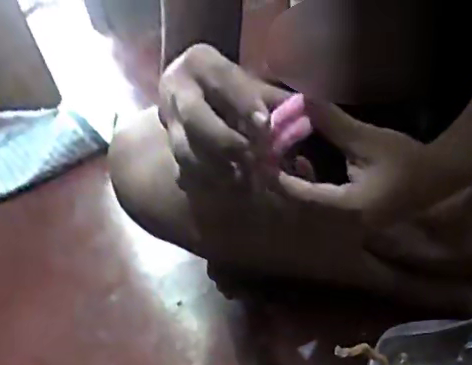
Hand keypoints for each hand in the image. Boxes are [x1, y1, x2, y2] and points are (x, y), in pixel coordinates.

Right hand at [159, 44, 289, 191]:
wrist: (197, 101)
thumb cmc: (237, 96)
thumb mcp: (255, 89)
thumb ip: (276, 104)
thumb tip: (302, 121)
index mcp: (201, 64)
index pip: (223, 82)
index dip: (244, 105)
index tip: (265, 127)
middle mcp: (176, 91)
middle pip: (196, 119)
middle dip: (227, 143)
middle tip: (254, 159)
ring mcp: (169, 126)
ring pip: (187, 153)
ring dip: (219, 171)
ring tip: (247, 182)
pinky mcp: (171, 155)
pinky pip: (187, 176)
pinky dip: (210, 186)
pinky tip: (232, 192)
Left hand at [277, 100, 441, 225]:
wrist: (434, 179)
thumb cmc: (403, 159)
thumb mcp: (366, 139)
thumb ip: (332, 123)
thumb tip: (302, 99)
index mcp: (347, 208)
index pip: (302, 197)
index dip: (279, 177)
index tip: (262, 157)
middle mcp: (345, 225)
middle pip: (302, 208)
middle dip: (283, 182)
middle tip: (265, 157)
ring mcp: (349, 228)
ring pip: (311, 211)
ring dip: (296, 187)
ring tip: (282, 159)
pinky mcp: (353, 224)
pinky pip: (322, 211)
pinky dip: (310, 191)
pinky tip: (306, 168)